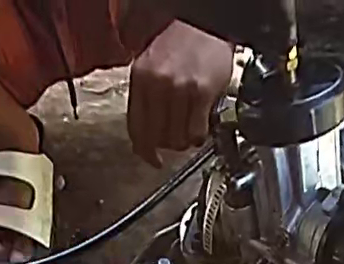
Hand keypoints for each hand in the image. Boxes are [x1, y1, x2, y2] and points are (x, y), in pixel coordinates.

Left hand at [127, 21, 233, 165]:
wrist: (207, 24)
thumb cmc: (182, 43)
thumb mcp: (153, 66)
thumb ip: (147, 98)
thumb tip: (147, 134)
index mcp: (140, 76)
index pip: (136, 128)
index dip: (144, 151)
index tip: (152, 160)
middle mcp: (157, 83)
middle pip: (157, 138)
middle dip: (167, 146)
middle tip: (176, 140)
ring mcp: (178, 89)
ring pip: (177, 140)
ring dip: (185, 141)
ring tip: (189, 128)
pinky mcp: (200, 94)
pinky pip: (196, 134)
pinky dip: (198, 137)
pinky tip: (200, 127)